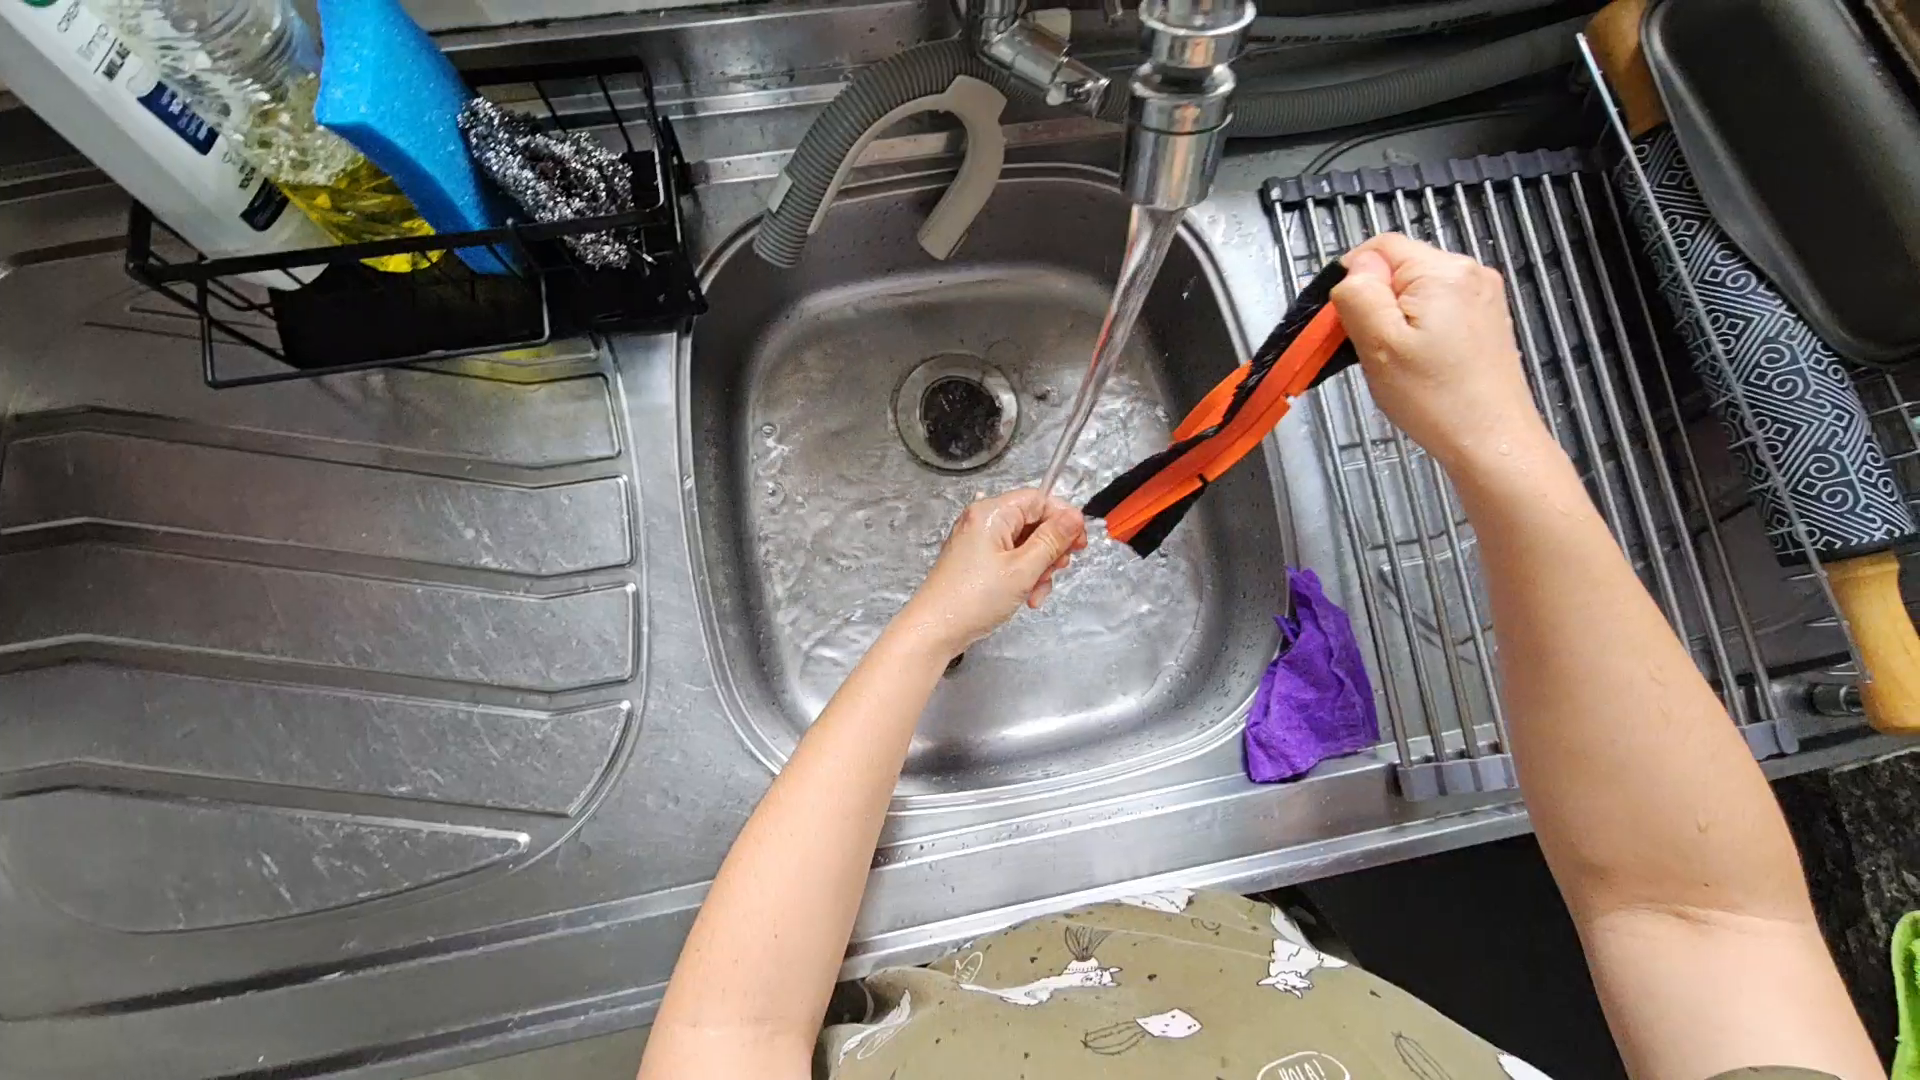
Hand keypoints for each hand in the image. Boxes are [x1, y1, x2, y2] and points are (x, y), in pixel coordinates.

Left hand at [893, 489, 1087, 658]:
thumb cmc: (972, 599)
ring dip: (1039, 568)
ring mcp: (978, 542)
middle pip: (1033, 522)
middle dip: (1051, 548)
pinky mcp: (977, 561)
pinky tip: (1026, 597)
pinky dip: (1024, 576)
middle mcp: (982, 521)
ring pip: (1025, 545)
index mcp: (991, 513)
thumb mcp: (1023, 569)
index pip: (1038, 499)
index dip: (1062, 518)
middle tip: (1058, 568)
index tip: (1078, 541)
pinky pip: (1011, 560)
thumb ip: (1052, 540)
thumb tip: (1074, 516)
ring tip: (1036, 591)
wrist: (936, 630)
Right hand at [1329, 233, 1550, 471]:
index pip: (1378, 247)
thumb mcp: (1379, 344)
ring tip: (1391, 358)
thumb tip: (1353, 267)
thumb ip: (1360, 295)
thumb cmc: (1434, 397)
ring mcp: (1480, 294)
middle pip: (1396, 267)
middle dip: (1371, 302)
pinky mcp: (1482, 317)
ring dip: (1390, 318)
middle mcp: (1468, 271)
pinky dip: (1413, 328)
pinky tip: (1414, 360)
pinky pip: (1433, 307)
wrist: (1490, 438)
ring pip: (1412, 290)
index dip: (1351, 280)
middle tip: (1367, 347)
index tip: (1346, 324)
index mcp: (1441, 271)